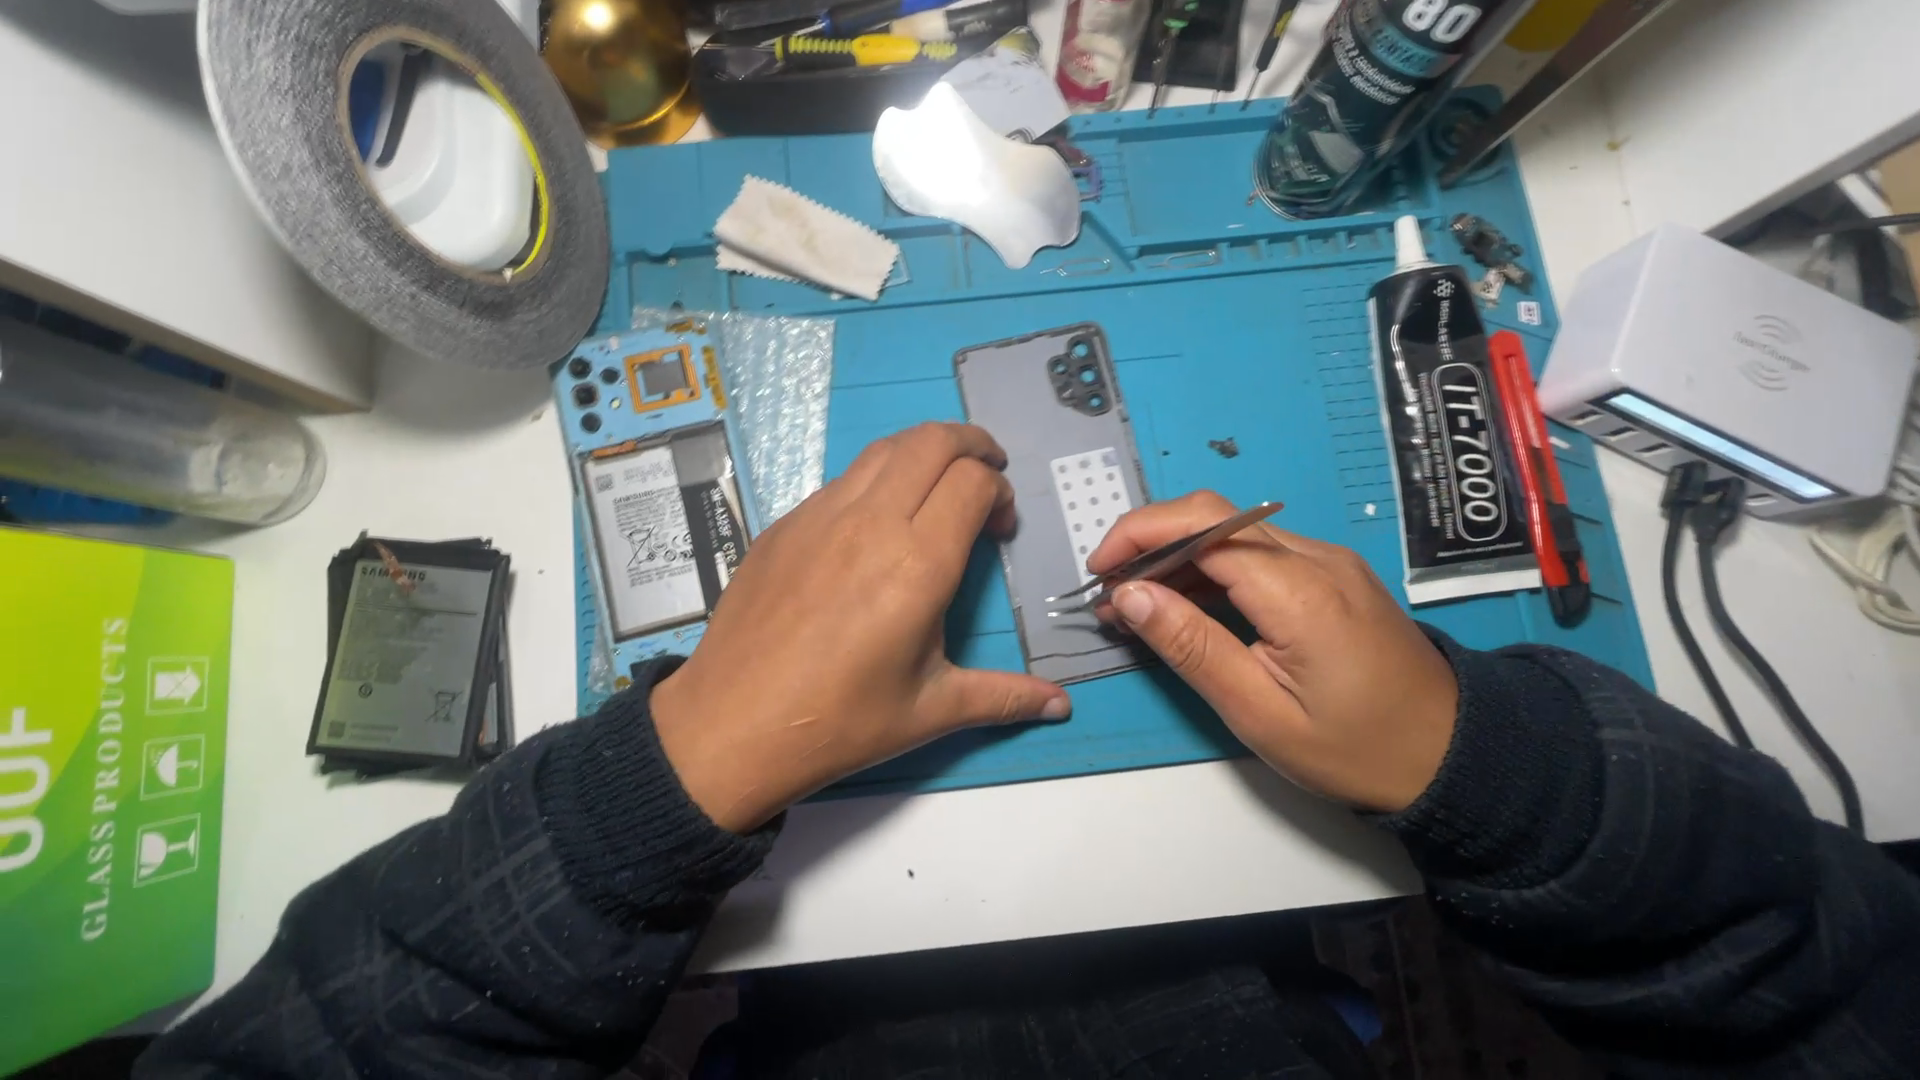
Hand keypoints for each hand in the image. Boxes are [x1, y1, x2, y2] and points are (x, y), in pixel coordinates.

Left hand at [650, 423, 1070, 831]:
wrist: (730, 728)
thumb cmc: (840, 723)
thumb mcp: (931, 711)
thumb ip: (1004, 697)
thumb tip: (1061, 707)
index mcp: (918, 564)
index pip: (974, 482)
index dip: (1000, 492)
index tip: (1000, 529)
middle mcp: (871, 523)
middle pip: (932, 441)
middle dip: (972, 443)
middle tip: (988, 471)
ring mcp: (819, 516)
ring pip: (883, 450)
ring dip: (923, 452)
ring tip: (937, 485)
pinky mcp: (784, 525)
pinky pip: (842, 480)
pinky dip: (876, 480)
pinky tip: (874, 525)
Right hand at [1086, 492, 1456, 811]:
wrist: (1455, 757)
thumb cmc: (1354, 748)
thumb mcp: (1259, 712)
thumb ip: (1191, 645)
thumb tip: (1127, 594)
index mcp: (1298, 590)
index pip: (1200, 525)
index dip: (1138, 536)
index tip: (1098, 574)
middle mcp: (1315, 557)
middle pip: (1212, 516)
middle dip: (1149, 542)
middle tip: (1111, 593)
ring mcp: (1328, 561)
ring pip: (1232, 532)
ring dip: (1175, 557)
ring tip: (1136, 606)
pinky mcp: (1332, 575)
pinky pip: (1257, 554)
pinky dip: (1209, 569)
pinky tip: (1185, 605)